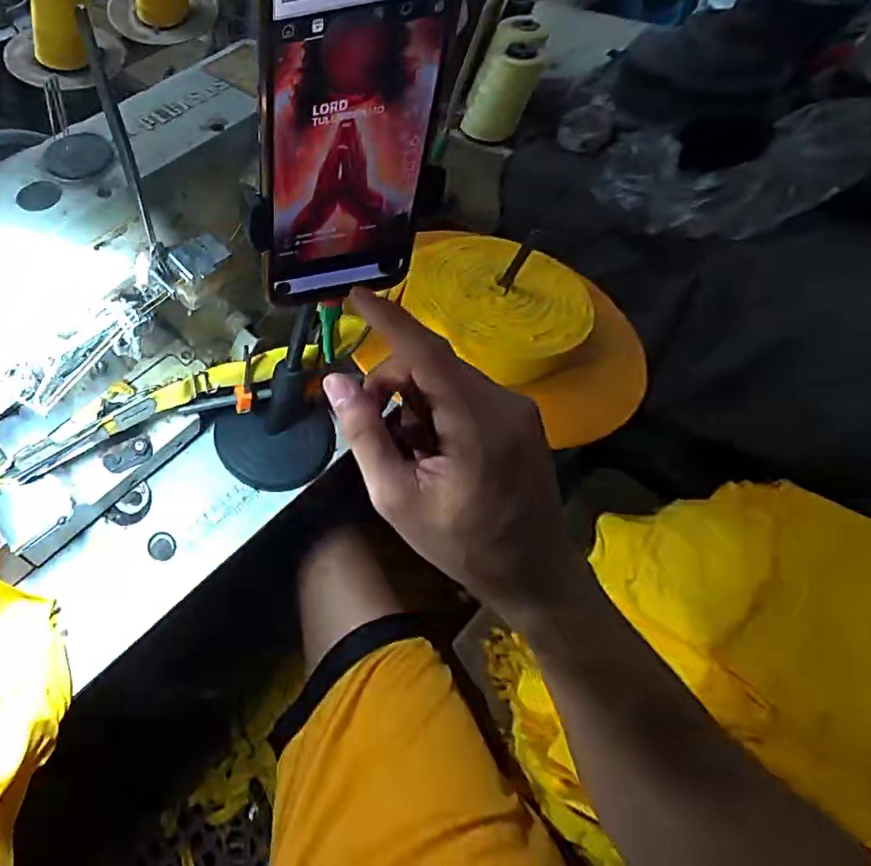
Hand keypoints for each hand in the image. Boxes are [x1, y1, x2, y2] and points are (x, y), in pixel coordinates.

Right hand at [324, 289, 584, 619]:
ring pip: (444, 376)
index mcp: (476, 421)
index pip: (425, 350)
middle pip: (430, 363)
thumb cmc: (461, 544)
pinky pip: (462, 391)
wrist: (534, 575)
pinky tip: (431, 448)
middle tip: (370, 426)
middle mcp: (502, 401)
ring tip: (408, 451)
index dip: (386, 318)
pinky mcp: (518, 416)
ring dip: (412, 400)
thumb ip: (364, 434)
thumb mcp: (396, 497)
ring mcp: (516, 407)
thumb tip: (336, 380)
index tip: (354, 294)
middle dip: (391, 383)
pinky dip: (434, 408)